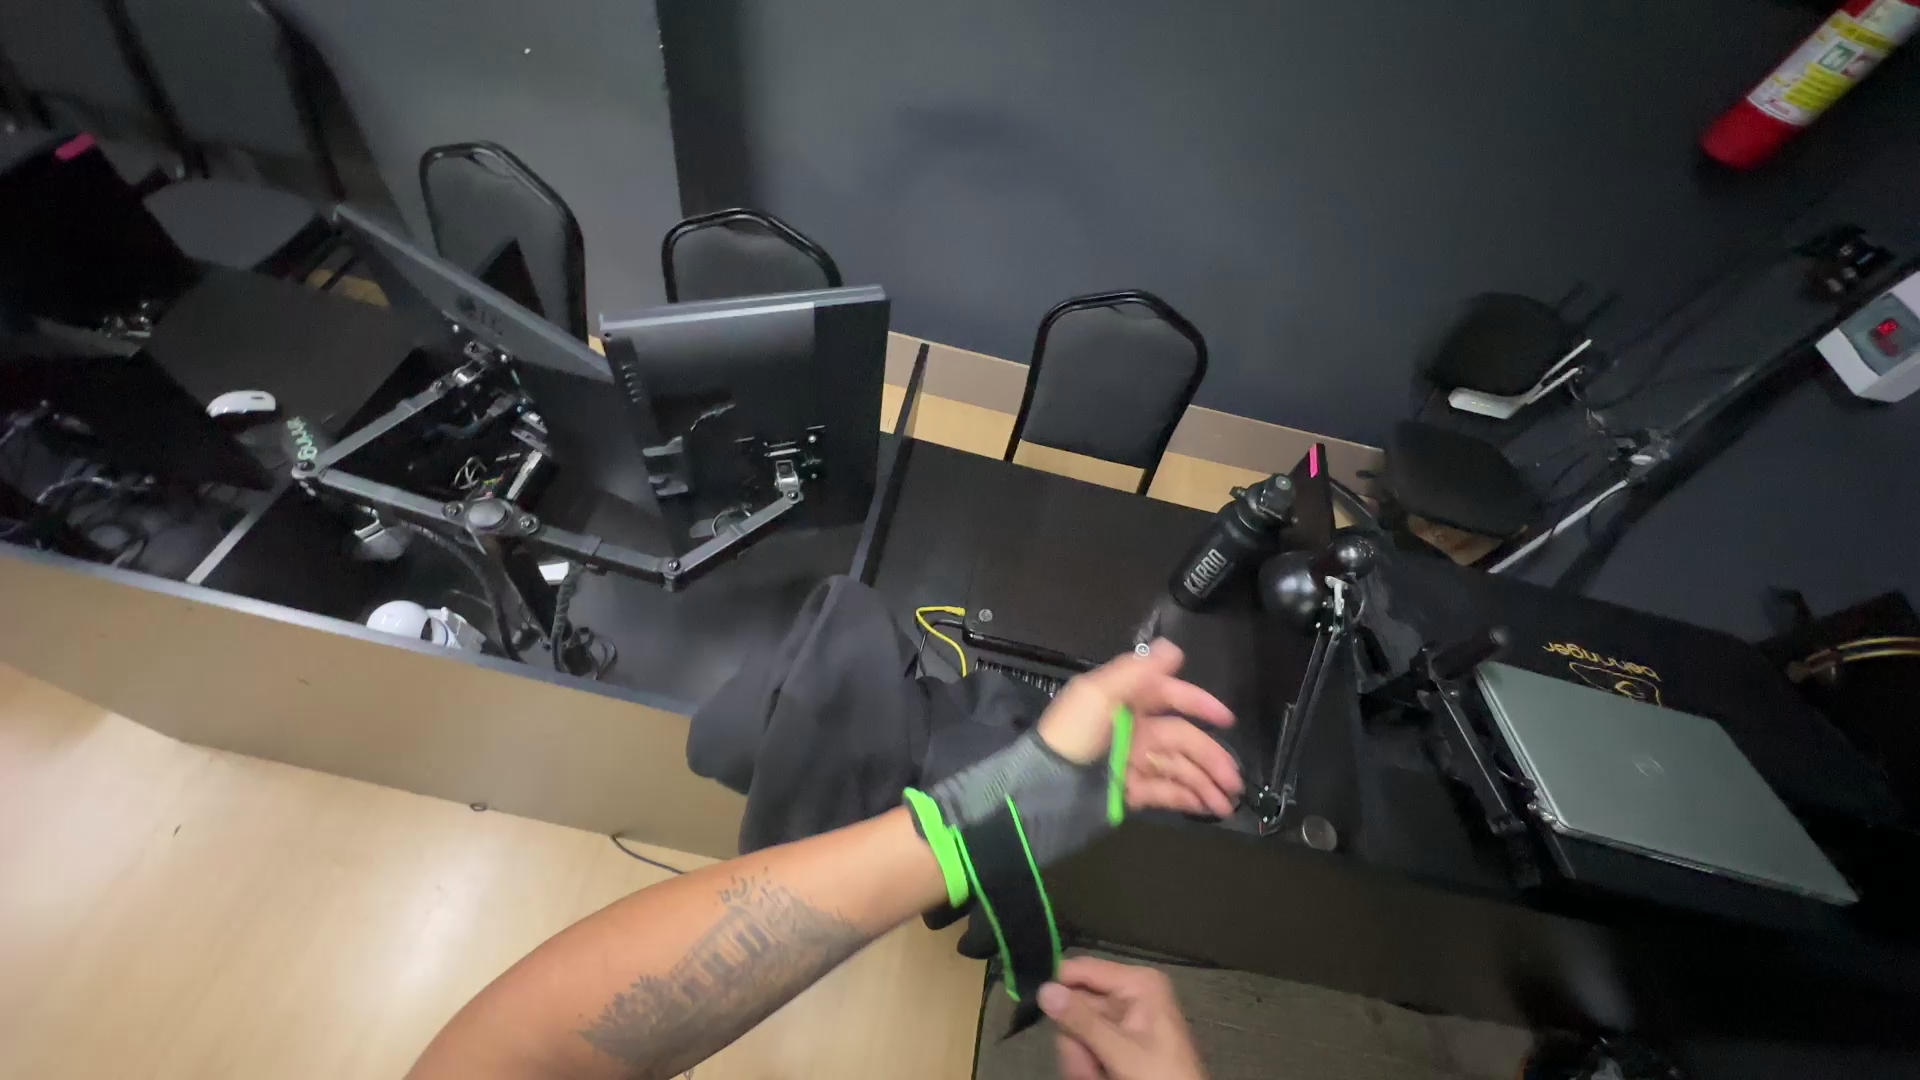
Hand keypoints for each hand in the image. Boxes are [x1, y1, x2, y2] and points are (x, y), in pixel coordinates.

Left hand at [1037, 639, 1241, 817]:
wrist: (1044, 789)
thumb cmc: (1072, 735)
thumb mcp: (1097, 695)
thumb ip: (1136, 671)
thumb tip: (1172, 649)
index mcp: (1123, 701)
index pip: (1167, 695)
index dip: (1197, 703)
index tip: (1226, 718)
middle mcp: (1130, 728)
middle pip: (1180, 737)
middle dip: (1209, 755)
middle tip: (1235, 778)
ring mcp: (1130, 760)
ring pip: (1176, 766)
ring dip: (1204, 781)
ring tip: (1227, 802)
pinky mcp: (1128, 790)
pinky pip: (1165, 791)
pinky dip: (1188, 798)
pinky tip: (1209, 807)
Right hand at [1039, 957, 1207, 1079]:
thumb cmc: (1160, 1078)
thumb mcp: (1121, 1052)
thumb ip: (1082, 1021)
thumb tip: (1043, 989)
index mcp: (1137, 982)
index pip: (1084, 969)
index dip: (1058, 984)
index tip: (1036, 1004)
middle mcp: (1130, 992)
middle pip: (1079, 1002)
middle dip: (1076, 1038)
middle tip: (1084, 1066)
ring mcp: (1126, 1016)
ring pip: (1080, 1026)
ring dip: (1081, 1056)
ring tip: (1093, 1075)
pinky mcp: (1123, 1038)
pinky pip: (1090, 1042)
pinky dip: (1089, 1062)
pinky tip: (1097, 1075)